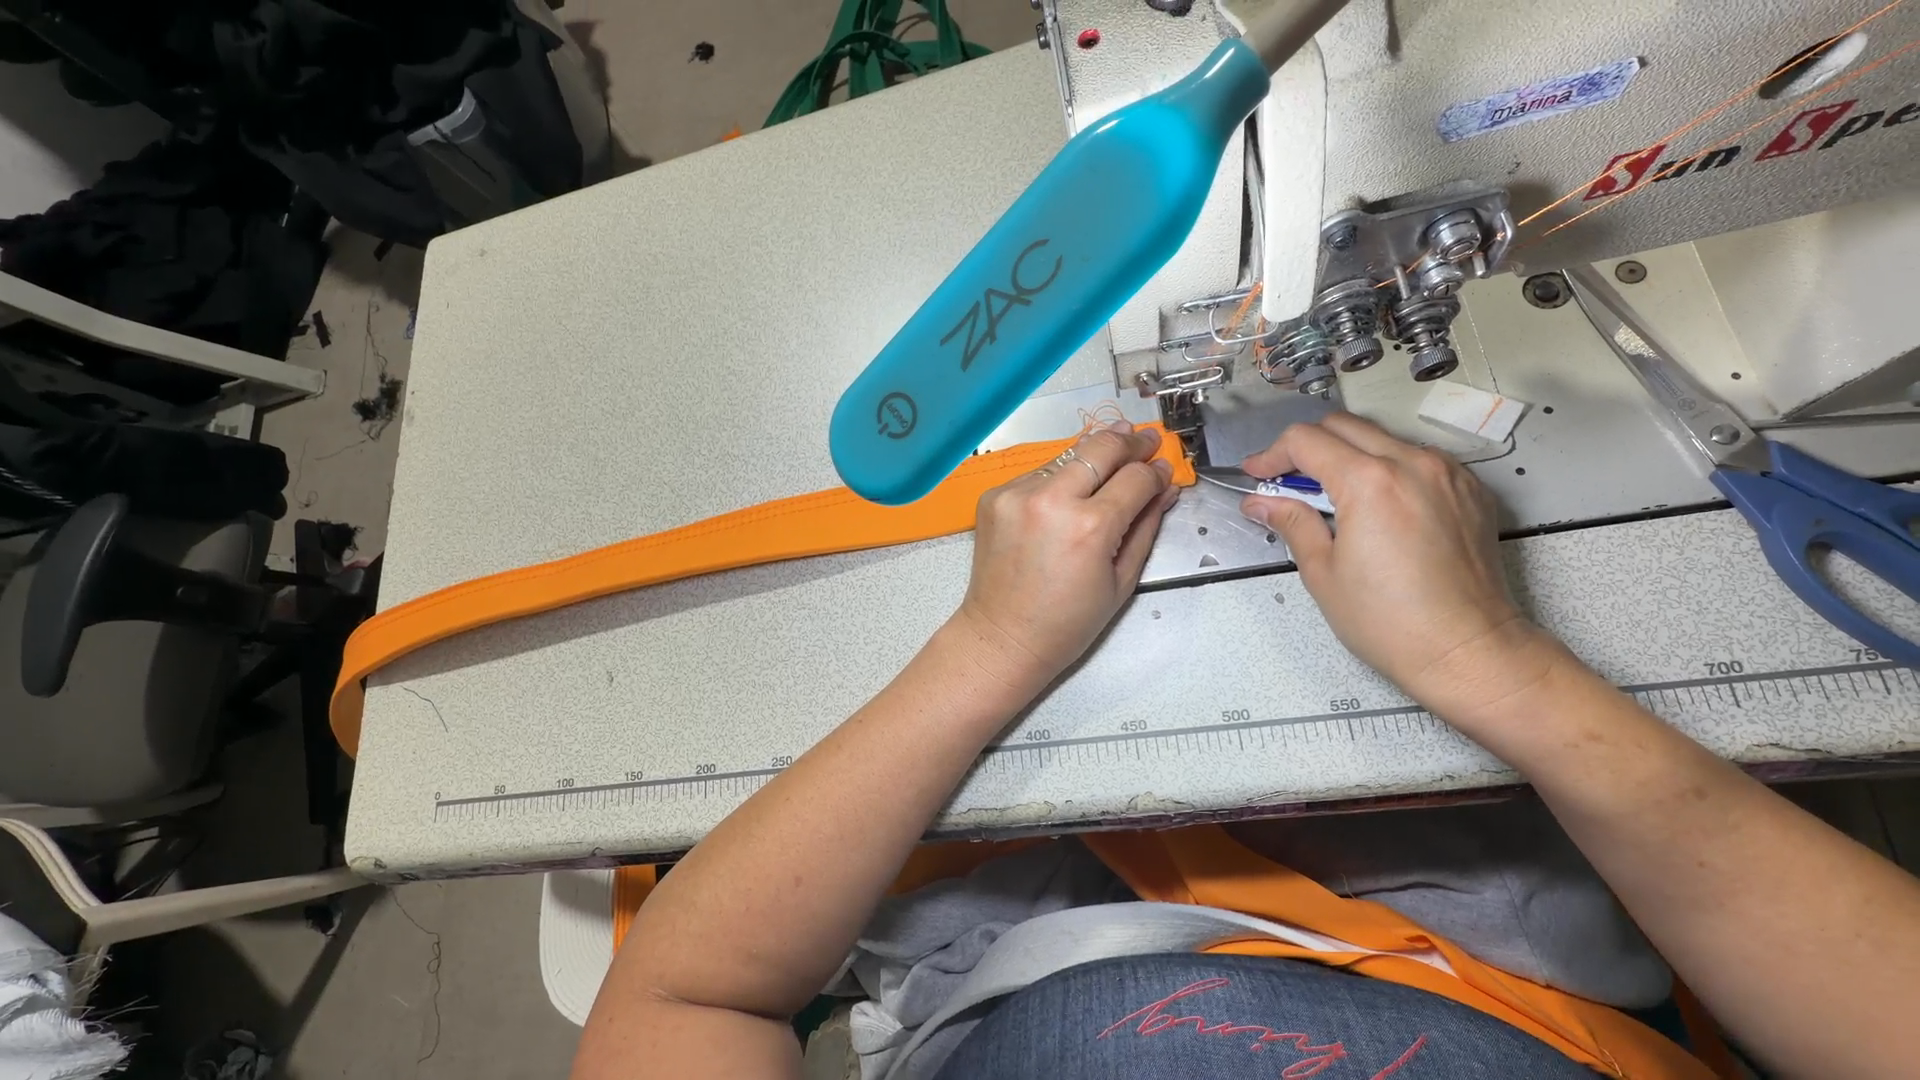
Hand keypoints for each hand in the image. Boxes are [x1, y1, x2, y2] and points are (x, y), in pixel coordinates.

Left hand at [947, 422, 1179, 694]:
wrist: (1004, 636)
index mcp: (1089, 527)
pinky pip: (1039, 473)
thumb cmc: (1067, 622)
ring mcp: (1017, 494)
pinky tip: (1071, 488)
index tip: (1164, 469)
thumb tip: (1165, 488)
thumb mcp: (1121, 580)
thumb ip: (1146, 526)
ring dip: (1094, 454)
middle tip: (1146, 440)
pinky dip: (1060, 476)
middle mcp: (1051, 500)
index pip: (1136, 477)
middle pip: (1101, 447)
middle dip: (1130, 441)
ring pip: (1068, 455)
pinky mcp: (995, 496)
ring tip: (1114, 451)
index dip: (1156, 471)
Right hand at [1239, 413, 1564, 719]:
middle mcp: (1413, 464)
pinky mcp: (1471, 490)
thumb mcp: (1322, 572)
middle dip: (1307, 446)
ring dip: (1349, 454)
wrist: (1467, 650)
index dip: (1271, 455)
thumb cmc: (1389, 621)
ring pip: (1384, 438)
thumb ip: (1292, 523)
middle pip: (1344, 425)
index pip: (1306, 441)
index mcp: (1369, 482)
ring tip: (1334, 496)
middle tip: (1288, 481)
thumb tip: (1261, 503)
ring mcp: (1449, 474)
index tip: (1257, 475)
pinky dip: (1389, 469)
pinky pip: (1420, 460)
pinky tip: (1378, 507)